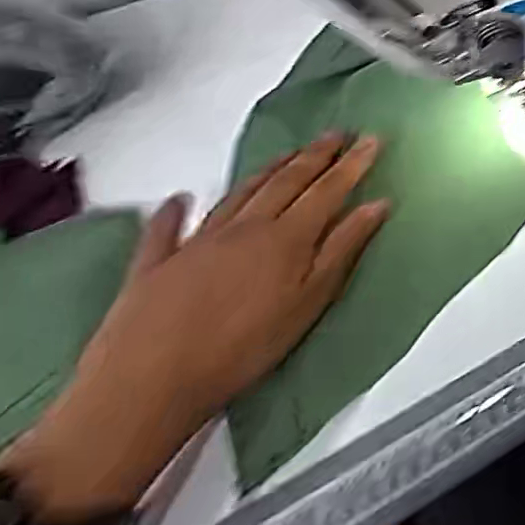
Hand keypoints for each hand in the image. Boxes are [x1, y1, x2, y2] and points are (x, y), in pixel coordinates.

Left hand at [0, 134, 390, 519]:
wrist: (146, 390)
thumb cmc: (246, 346)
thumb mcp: (312, 299)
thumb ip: (344, 247)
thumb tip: (378, 203)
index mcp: (287, 237)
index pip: (329, 189)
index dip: (353, 162)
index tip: (372, 139)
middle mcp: (244, 229)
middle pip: (285, 182)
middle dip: (315, 155)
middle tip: (336, 134)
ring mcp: (194, 244)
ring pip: (238, 195)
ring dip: (266, 170)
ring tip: (289, 153)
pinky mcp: (151, 267)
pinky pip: (163, 231)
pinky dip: (173, 211)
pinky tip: (178, 199)